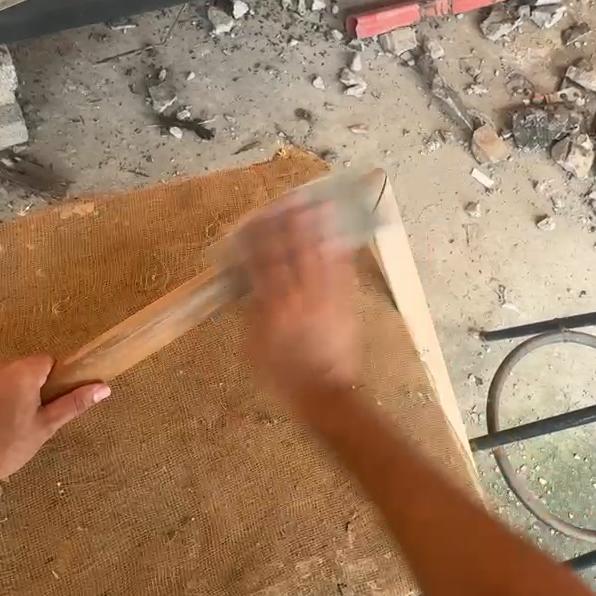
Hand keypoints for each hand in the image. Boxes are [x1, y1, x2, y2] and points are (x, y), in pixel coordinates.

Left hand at [0, 357, 108, 492]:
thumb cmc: (5, 448)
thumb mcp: (44, 428)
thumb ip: (73, 404)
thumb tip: (105, 387)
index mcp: (23, 372)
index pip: (47, 362)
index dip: (49, 382)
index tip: (43, 405)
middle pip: (21, 368)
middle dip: (25, 387)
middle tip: (22, 419)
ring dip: (1, 391)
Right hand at [242, 200, 361, 408]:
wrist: (324, 395)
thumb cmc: (282, 378)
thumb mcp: (253, 349)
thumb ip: (251, 315)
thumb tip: (250, 289)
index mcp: (272, 307)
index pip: (263, 261)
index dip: (259, 236)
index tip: (256, 217)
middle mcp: (300, 297)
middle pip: (294, 250)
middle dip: (291, 222)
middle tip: (289, 200)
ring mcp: (326, 299)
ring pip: (321, 254)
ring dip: (318, 228)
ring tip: (317, 205)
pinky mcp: (345, 305)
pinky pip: (343, 271)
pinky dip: (339, 250)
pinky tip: (337, 235)